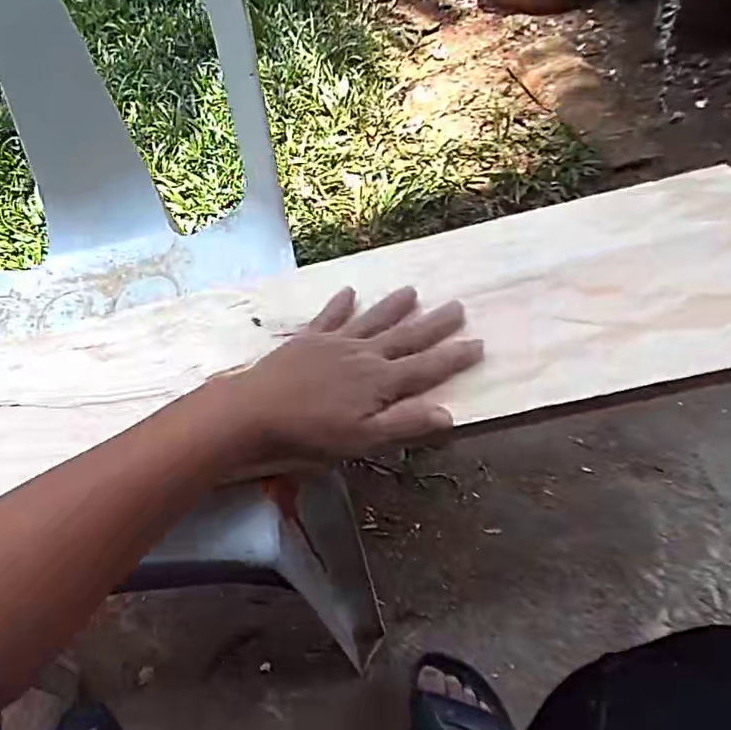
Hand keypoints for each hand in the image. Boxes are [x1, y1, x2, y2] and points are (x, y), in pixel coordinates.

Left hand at [215, 286, 483, 464]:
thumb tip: (448, 413)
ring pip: (373, 320)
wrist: (252, 413)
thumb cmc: (309, 435)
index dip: (454, 357)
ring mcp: (335, 343)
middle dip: (434, 324)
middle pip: (406, 337)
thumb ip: (404, 423)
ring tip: (412, 290)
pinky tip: (350, 292)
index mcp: (380, 382)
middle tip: (457, 306)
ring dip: (394, 306)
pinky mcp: (308, 340)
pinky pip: (330, 317)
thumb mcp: (362, 439)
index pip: (426, 368)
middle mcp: (364, 355)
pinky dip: (341, 304)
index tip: (478, 343)